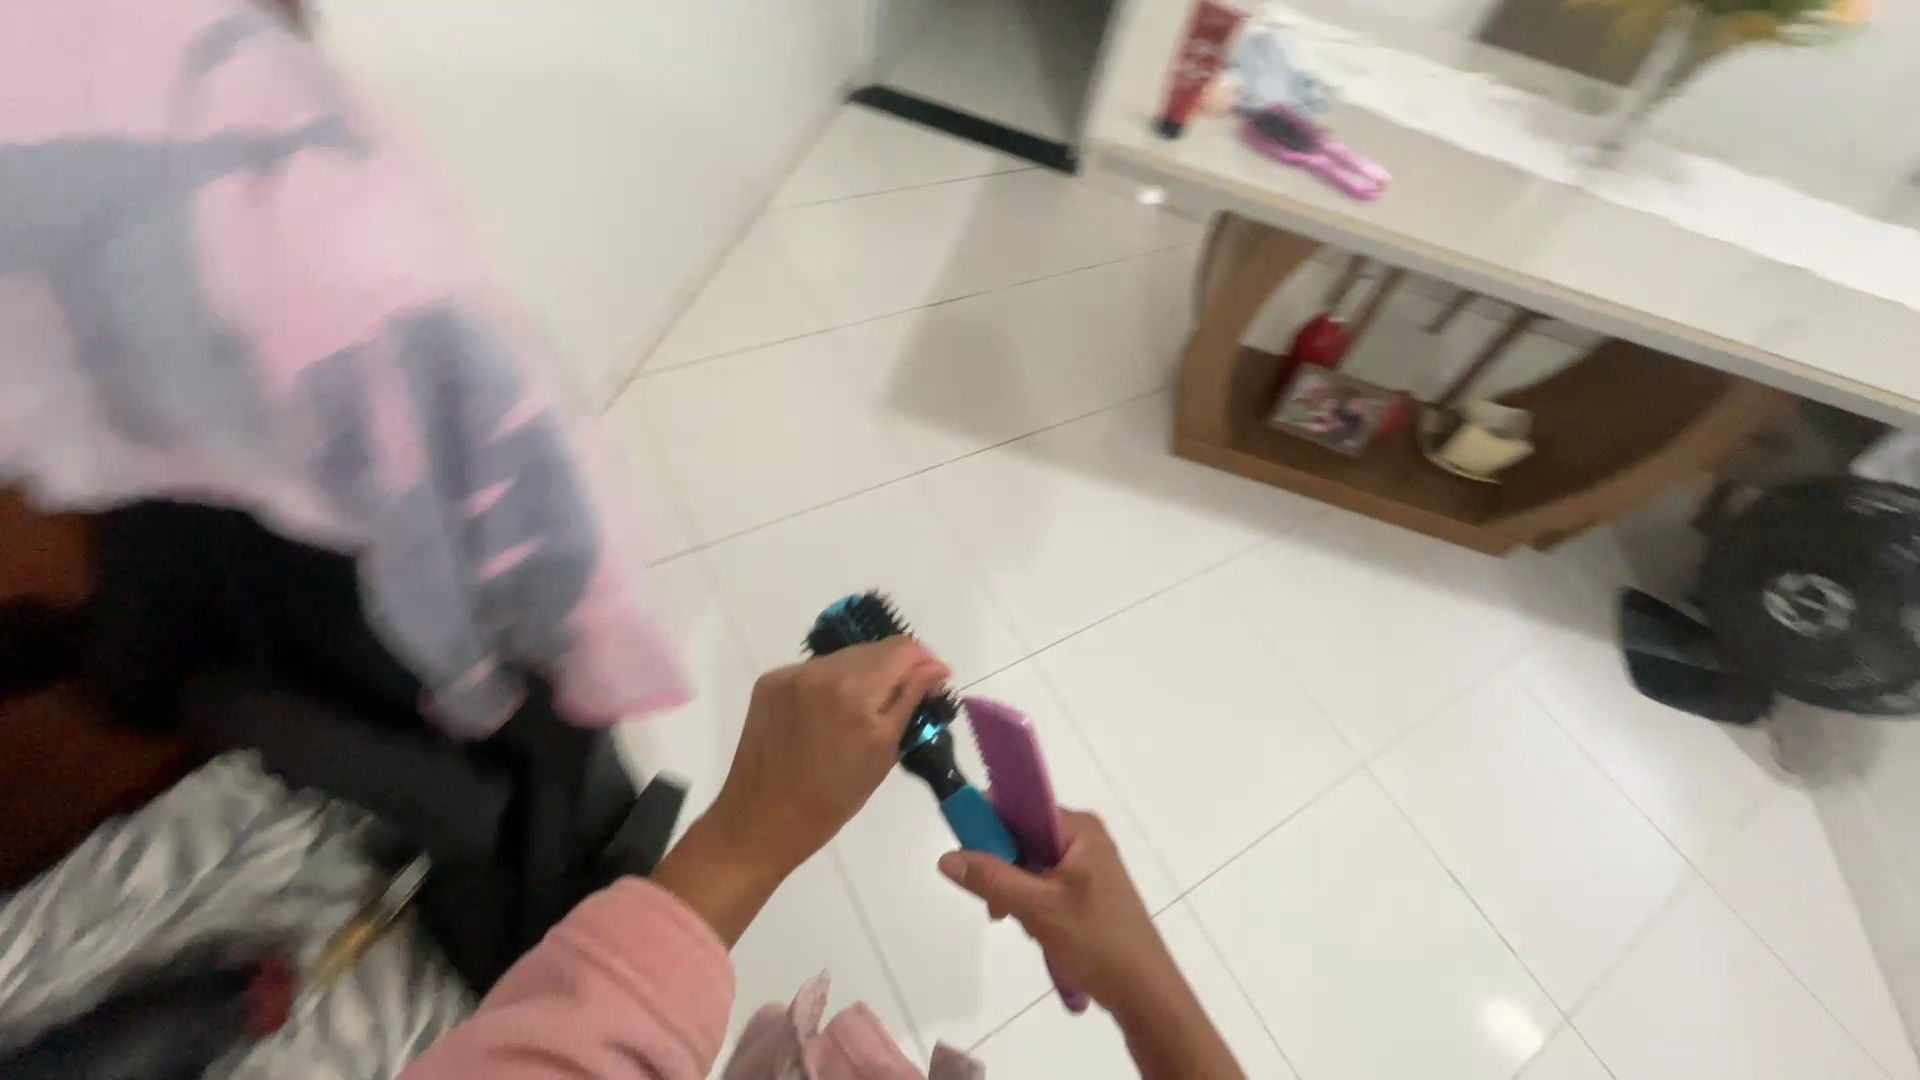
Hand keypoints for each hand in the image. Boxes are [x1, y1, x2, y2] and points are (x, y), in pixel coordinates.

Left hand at [707, 638, 950, 878]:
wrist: (763, 819)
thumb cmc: (835, 797)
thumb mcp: (884, 750)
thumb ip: (911, 699)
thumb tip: (936, 667)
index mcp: (857, 690)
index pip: (904, 649)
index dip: (923, 663)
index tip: (929, 685)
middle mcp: (823, 671)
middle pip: (874, 649)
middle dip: (892, 671)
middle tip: (895, 706)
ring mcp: (792, 673)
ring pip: (845, 658)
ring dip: (861, 676)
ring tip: (857, 715)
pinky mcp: (771, 681)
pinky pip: (816, 670)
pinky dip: (830, 685)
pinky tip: (827, 716)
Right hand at [938, 810, 1177, 1015]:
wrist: (1145, 993)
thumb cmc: (1096, 942)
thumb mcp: (1038, 909)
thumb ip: (992, 879)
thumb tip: (947, 857)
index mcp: (1078, 827)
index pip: (1022, 806)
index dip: (991, 824)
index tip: (970, 855)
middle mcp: (1084, 836)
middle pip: (1024, 835)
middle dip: (1003, 868)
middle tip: (997, 905)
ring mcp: (1089, 862)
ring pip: (1032, 862)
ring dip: (1017, 890)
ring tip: (1019, 922)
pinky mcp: (1089, 887)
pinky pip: (1046, 880)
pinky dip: (1032, 900)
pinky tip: (1032, 927)